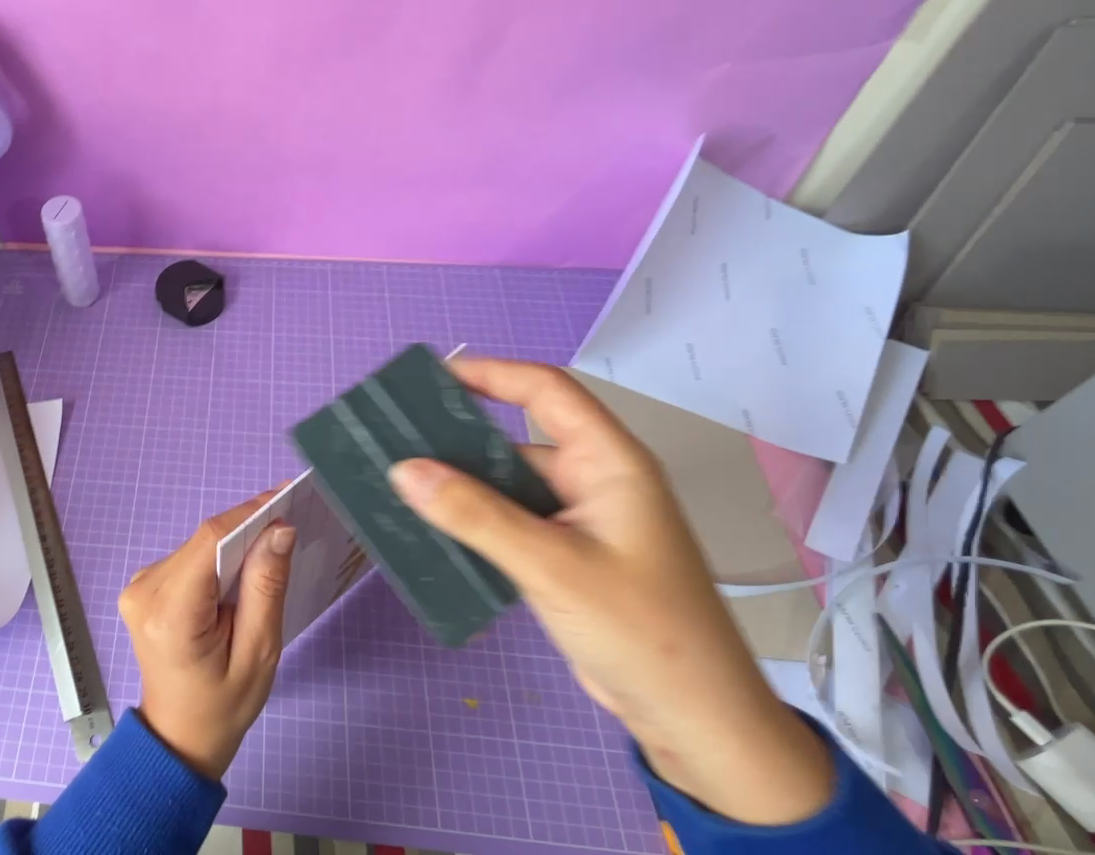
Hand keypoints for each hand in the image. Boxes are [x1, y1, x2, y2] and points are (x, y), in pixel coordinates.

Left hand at [118, 490, 294, 779]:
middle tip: (290, 523)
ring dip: (234, 546)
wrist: (179, 735)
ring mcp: (140, 586)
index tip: (287, 500)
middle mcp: (145, 589)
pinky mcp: (145, 586)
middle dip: (247, 531)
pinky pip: (190, 559)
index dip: (249, 515)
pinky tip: (242, 572)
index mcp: (170, 612)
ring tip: (272, 549)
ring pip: (198, 547)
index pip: (210, 541)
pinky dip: (218, 560)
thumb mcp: (259, 652)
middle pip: (204, 541)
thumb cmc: (223, 706)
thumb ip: (265, 587)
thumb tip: (278, 530)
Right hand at [387, 359, 834, 825]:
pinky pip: (510, 523)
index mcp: (610, 463)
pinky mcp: (567, 559)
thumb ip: (475, 515)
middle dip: (461, 435)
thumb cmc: (640, 629)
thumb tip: (403, 469)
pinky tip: (432, 529)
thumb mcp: (552, 565)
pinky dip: (473, 521)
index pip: (548, 392)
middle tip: (400, 437)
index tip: (433, 376)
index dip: (493, 374)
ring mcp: (581, 523)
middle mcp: (595, 483)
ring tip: (402, 482)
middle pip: (520, 439)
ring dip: (462, 484)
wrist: (694, 720)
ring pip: (510, 486)